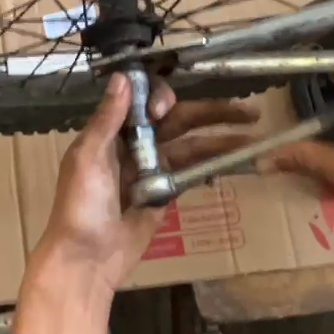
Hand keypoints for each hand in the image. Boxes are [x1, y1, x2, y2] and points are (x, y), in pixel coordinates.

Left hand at [31, 74, 257, 294]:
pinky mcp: (165, 195)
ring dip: (221, 141)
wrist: (86, 257)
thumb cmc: (80, 205)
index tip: (161, 112)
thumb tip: (123, 76)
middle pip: (178, 121)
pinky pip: (191, 174)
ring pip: (191, 147)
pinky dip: (213, 166)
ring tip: (253, 137)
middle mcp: (134, 145)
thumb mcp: (87, 156)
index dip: (160, 99)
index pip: (144, 102)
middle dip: (211, 113)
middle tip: (247, 109)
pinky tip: (238, 159)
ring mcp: (152, 170)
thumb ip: (107, 118)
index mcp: (111, 132)